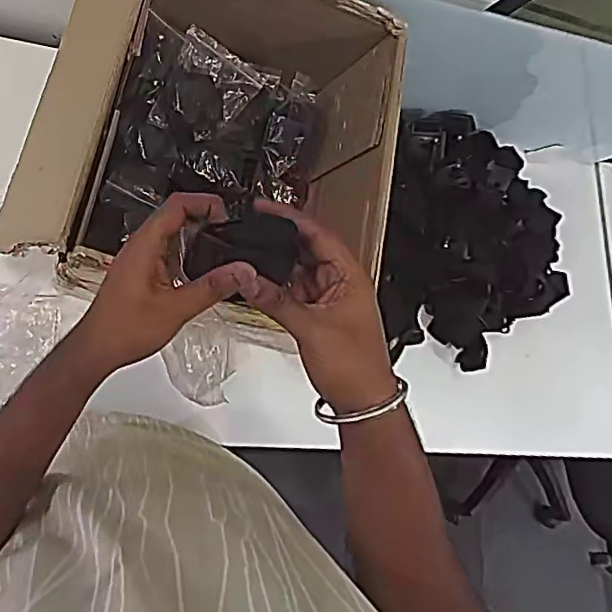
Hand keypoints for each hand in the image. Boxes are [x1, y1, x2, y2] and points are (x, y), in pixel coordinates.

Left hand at [66, 193, 258, 373]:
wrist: (96, 349)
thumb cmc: (122, 329)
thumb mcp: (176, 309)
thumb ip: (212, 288)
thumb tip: (240, 271)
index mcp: (144, 246)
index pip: (177, 205)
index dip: (205, 203)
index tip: (226, 214)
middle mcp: (139, 247)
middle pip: (176, 217)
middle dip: (205, 220)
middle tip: (229, 232)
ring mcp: (139, 259)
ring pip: (172, 236)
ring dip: (197, 239)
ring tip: (221, 251)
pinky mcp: (140, 273)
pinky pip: (167, 254)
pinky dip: (187, 257)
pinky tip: (201, 274)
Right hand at [243, 198, 400, 412]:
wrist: (363, 402)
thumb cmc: (356, 368)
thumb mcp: (310, 328)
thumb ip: (275, 300)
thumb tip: (249, 279)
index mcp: (350, 276)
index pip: (319, 233)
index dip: (291, 218)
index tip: (266, 209)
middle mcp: (341, 282)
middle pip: (306, 250)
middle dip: (279, 243)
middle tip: (251, 232)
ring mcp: (330, 298)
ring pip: (298, 272)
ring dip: (277, 268)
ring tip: (251, 263)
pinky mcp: (320, 314)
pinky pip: (295, 292)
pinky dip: (279, 289)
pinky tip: (261, 289)